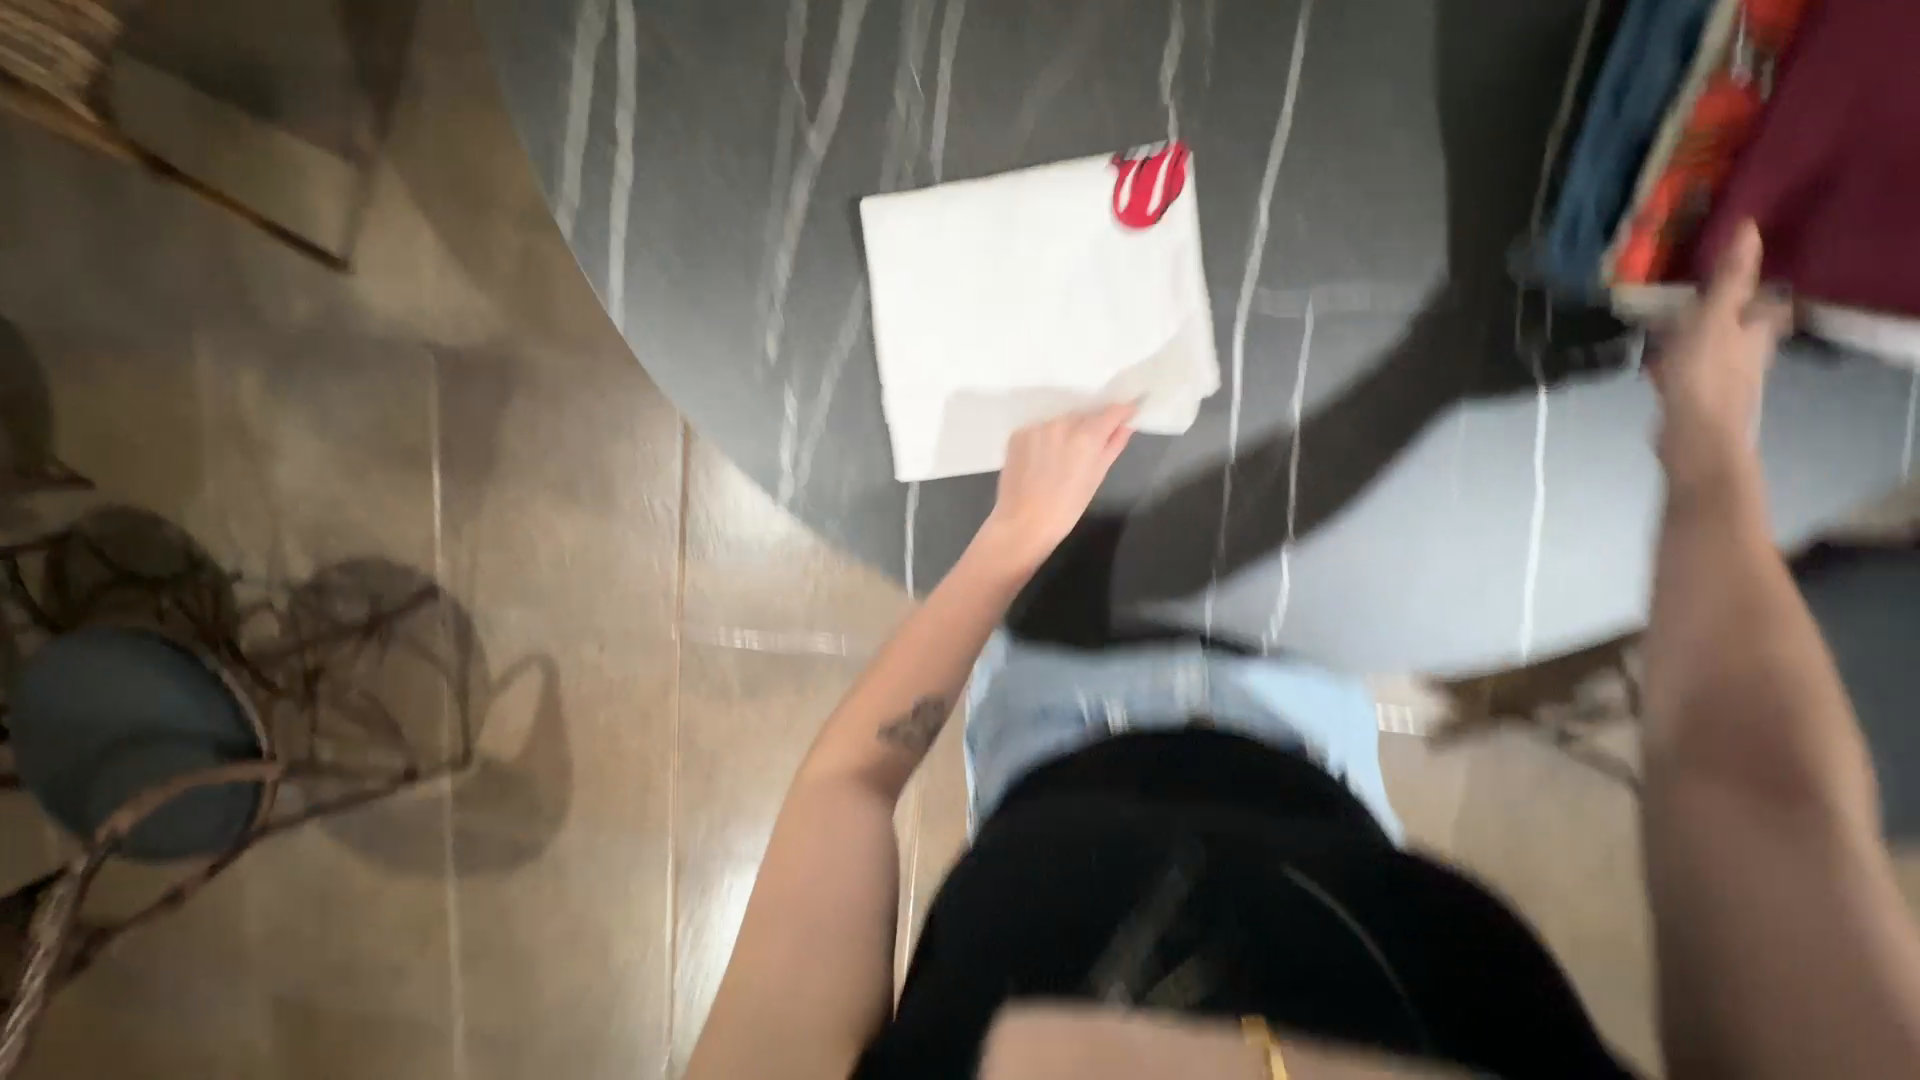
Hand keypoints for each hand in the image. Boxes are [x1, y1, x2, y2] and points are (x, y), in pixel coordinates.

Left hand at [976, 402, 1135, 571]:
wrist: (1022, 522)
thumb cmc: (1066, 508)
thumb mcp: (1096, 478)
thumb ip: (1112, 447)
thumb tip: (1126, 426)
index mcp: (1086, 436)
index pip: (1111, 412)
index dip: (1122, 412)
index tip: (1128, 413)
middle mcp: (1062, 424)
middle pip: (1084, 415)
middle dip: (1091, 425)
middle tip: (1089, 448)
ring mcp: (1037, 427)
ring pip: (1061, 421)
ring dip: (1067, 432)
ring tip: (1063, 457)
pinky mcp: (1018, 433)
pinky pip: (1040, 429)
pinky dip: (1045, 438)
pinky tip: (1042, 459)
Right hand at [1648, 220, 1791, 496]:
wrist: (1694, 434)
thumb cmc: (1705, 373)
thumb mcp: (1714, 315)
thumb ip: (1730, 276)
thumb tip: (1749, 227)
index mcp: (1758, 328)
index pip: (1765, 301)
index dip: (1750, 288)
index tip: (1723, 277)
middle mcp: (1749, 351)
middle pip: (1735, 325)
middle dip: (1712, 314)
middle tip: (1680, 301)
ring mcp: (1722, 377)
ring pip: (1707, 348)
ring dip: (1686, 339)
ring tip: (1656, 330)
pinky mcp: (1696, 398)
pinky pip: (1684, 372)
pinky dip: (1670, 364)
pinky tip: (1650, 364)